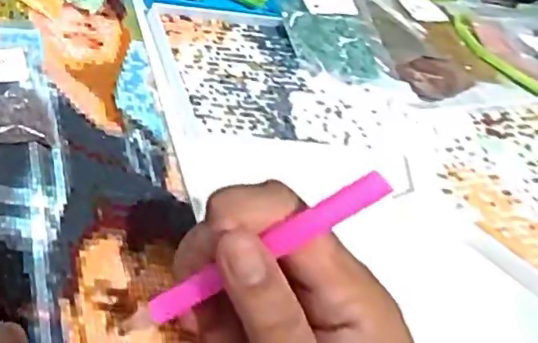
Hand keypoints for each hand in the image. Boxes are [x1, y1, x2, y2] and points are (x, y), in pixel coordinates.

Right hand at [170, 181, 410, 342]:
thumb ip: (272, 310)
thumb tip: (231, 233)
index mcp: (347, 289)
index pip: (283, 207)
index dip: (237, 213)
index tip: (207, 256)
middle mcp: (319, 282)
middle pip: (249, 221)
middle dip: (209, 248)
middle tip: (190, 304)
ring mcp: (292, 299)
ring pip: (228, 249)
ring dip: (200, 277)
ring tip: (197, 328)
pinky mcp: (269, 316)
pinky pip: (224, 283)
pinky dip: (202, 299)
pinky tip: (200, 330)